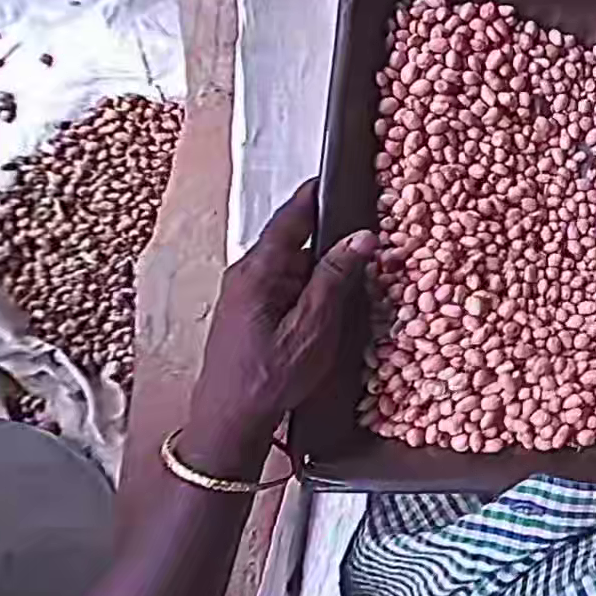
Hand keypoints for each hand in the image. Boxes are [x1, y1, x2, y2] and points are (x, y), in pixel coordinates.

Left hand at [184, 179, 375, 475]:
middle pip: (295, 241)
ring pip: (294, 265)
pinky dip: (313, 285)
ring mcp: (248, 294)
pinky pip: (289, 285)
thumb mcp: (313, 326)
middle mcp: (248, 275)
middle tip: (365, 231)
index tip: (334, 173)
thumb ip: (335, 277)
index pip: (290, 219)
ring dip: (323, 265)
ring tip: (358, 269)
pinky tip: (335, 298)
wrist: (230, 422)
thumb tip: (362, 236)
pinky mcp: (253, 312)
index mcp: (258, 271)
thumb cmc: (270, 376)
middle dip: (329, 235)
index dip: (313, 195)